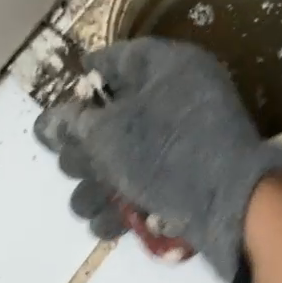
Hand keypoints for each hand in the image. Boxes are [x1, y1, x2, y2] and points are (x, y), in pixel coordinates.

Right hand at [33, 38, 281, 280]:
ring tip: (86, 203)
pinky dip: (125, 201)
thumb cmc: (166, 152)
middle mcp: (180, 96)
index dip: (86, 79)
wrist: (231, 205)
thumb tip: (50, 121)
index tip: (60, 102)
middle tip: (70, 163)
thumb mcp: (109, 133)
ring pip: (129, 152)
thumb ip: (73, 123)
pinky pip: (148, 180)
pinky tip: (106, 223)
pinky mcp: (190, 176)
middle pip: (119, 110)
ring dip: (99, 181)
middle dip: (86, 143)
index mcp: (170, 66)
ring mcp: (188, 138)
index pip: (119, 59)